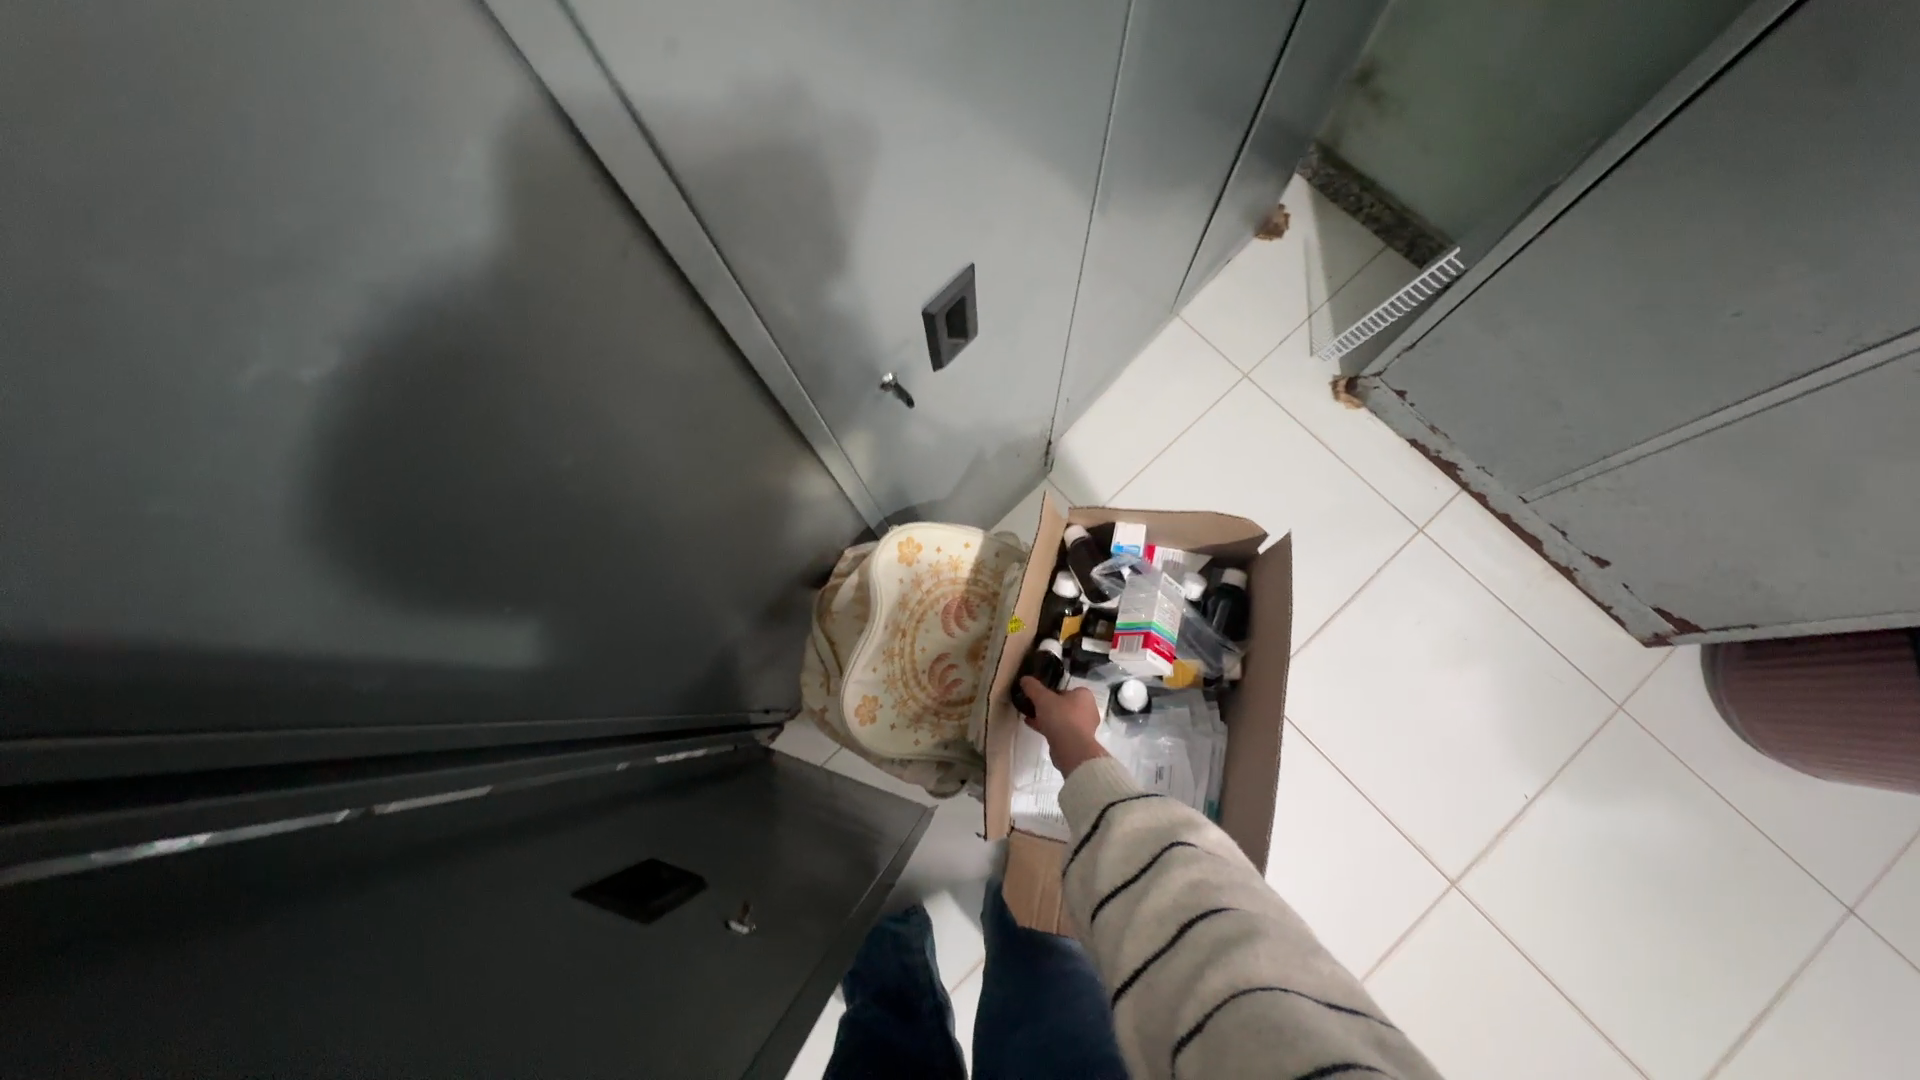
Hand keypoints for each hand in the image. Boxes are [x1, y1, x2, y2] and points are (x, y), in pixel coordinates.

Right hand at [1018, 677, 1109, 776]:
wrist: (1071, 748)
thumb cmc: (1061, 717)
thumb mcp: (1043, 698)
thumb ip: (1033, 687)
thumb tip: (1024, 678)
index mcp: (1084, 696)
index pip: (1068, 690)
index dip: (1053, 692)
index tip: (1040, 696)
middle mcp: (1088, 710)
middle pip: (1065, 705)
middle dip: (1049, 706)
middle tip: (1035, 706)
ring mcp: (1084, 727)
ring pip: (1062, 719)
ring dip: (1047, 718)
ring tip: (1030, 716)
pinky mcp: (1077, 741)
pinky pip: (1061, 731)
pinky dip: (1048, 728)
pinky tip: (1033, 726)